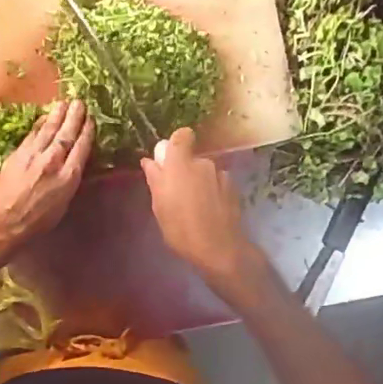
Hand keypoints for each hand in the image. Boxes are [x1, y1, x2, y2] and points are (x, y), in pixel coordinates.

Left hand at [0, 99, 93, 256]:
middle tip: (79, 102)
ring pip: (48, 130)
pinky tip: (44, 119)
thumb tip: (72, 167)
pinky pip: (31, 135)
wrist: (3, 222)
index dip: (87, 131)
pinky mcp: (17, 155)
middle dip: (74, 117)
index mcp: (68, 176)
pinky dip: (39, 125)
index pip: (81, 147)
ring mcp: (33, 156)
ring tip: (64, 103)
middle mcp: (52, 161)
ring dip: (57, 115)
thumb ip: (69, 182)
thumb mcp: (62, 205)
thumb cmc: (36, 222)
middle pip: (66, 134)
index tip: (91, 119)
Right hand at [142, 127, 262, 291]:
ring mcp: (220, 175)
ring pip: (204, 171)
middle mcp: (202, 163)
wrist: (218, 248)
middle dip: (183, 170)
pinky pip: (215, 182)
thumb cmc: (180, 227)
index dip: (175, 143)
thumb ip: (155, 178)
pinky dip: (210, 191)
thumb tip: (150, 161)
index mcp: (180, 164)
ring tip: (191, 206)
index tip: (167, 160)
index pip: (181, 136)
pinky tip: (207, 211)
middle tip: (174, 193)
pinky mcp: (232, 188)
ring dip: (197, 182)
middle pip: (191, 157)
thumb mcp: (159, 205)